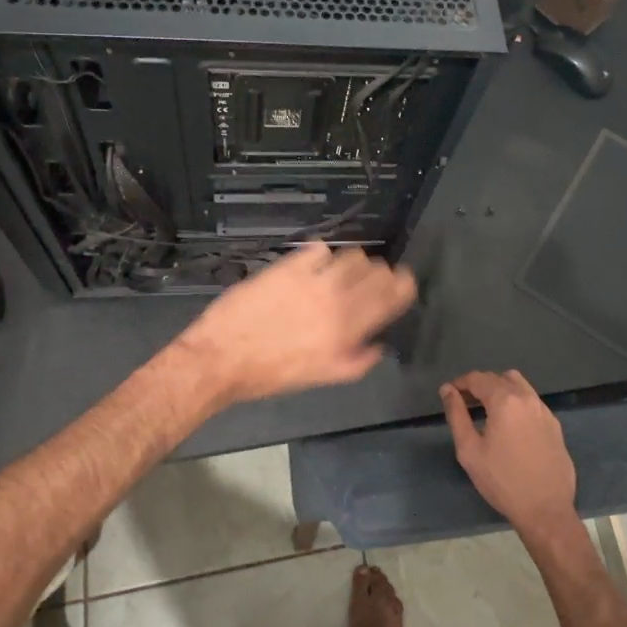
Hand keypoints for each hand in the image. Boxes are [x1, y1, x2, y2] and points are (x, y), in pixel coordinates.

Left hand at [173, 244, 415, 406]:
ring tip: (347, 271)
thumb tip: (377, 346)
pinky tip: (316, 264)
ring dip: (355, 262)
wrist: (222, 359)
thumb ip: (356, 362)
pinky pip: (318, 250)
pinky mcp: (287, 267)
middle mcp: (334, 301)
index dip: (403, 286)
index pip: (390, 298)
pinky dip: (323, 255)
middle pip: (376, 273)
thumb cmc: (271, 374)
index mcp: (347, 331)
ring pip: (351, 257)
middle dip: (382, 274)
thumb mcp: (322, 377)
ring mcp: (311, 280)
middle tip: (377, 278)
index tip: (404, 283)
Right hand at [440, 370, 578, 539]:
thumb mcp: (469, 450)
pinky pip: (532, 402)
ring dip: (500, 389)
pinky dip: (516, 402)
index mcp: (505, 401)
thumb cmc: (502, 481)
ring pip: (519, 385)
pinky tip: (510, 425)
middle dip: (479, 385)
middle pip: (499, 377)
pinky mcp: (554, 425)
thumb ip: (456, 415)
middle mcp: (527, 398)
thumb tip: (448, 390)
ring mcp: (544, 410)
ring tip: (487, 410)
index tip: (449, 394)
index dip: (461, 382)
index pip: (478, 378)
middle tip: (465, 403)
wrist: (546, 509)